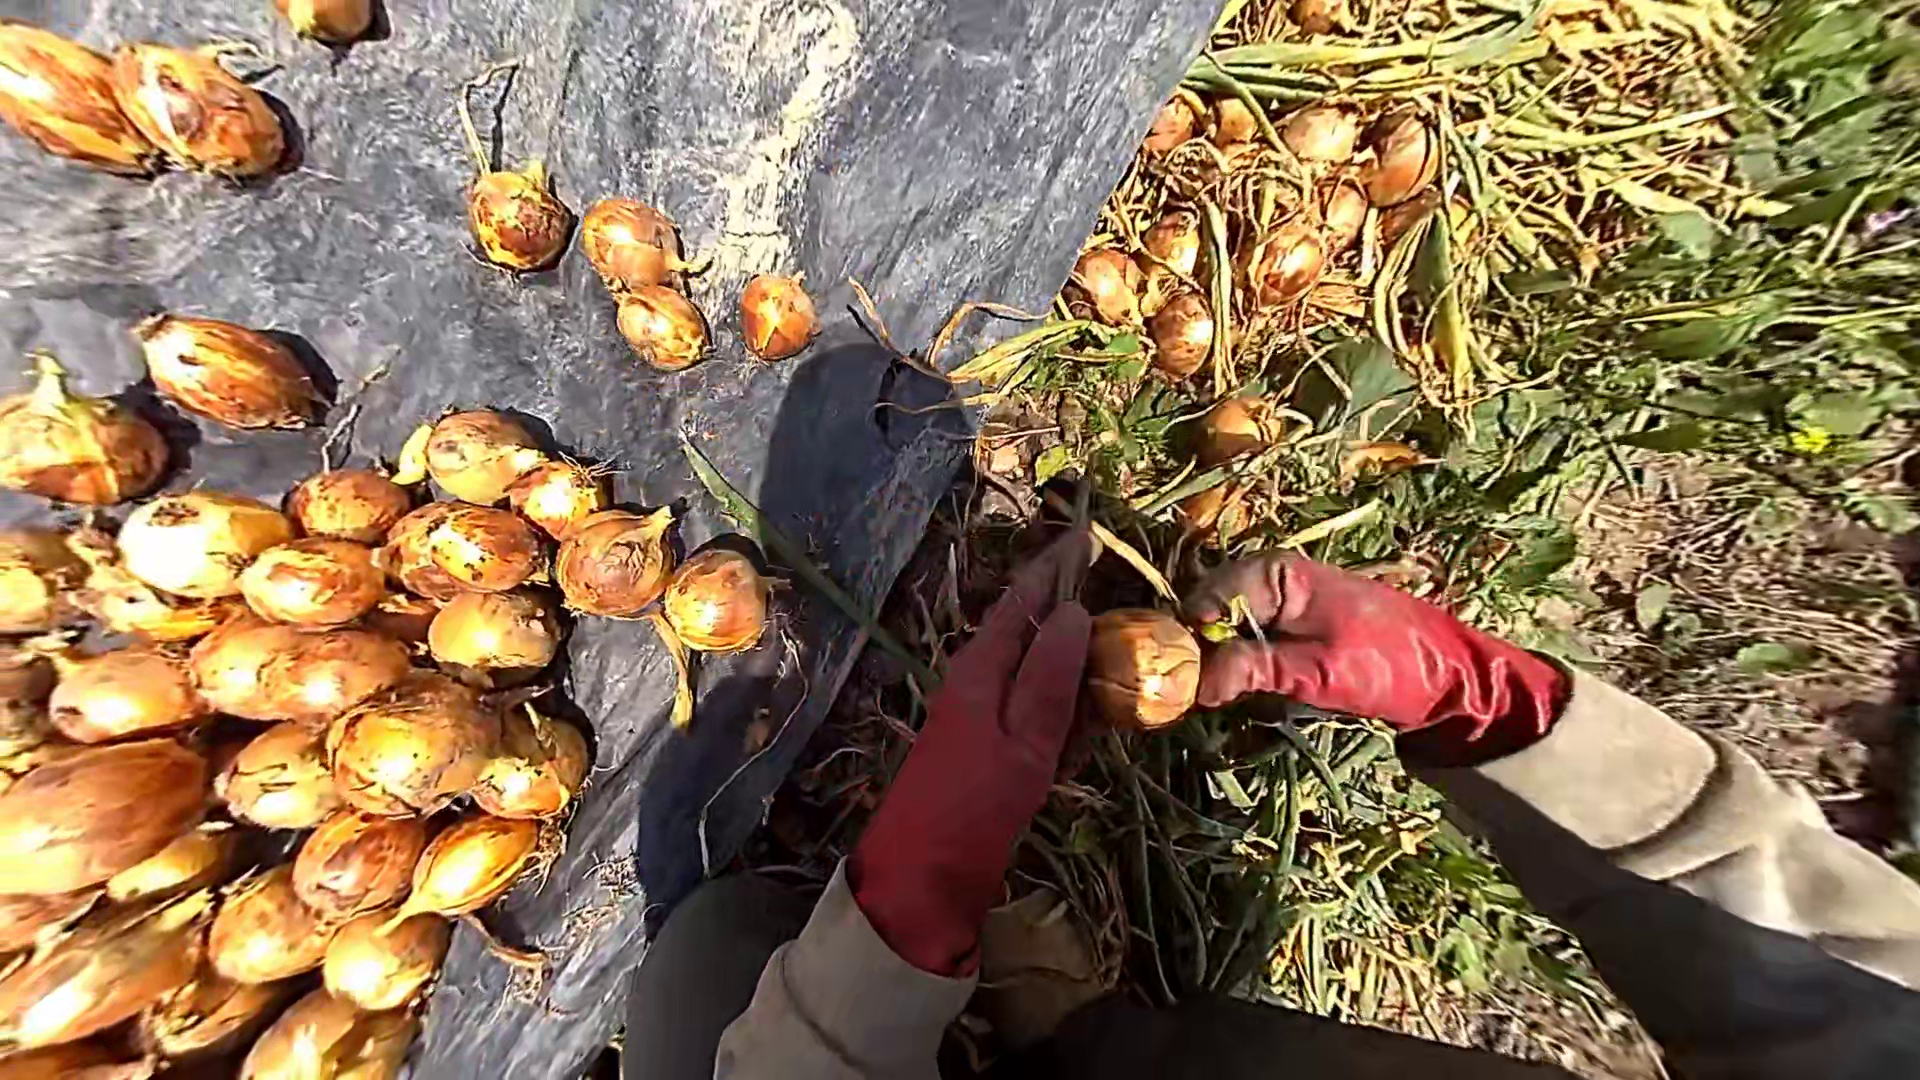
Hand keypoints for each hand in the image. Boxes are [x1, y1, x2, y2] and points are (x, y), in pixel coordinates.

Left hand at [851, 530, 1092, 975]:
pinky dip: (1060, 719)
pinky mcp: (989, 737)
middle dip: (1074, 626)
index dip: (1056, 564)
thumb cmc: (975, 803)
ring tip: (1096, 701)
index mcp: (983, 663)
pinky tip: (1074, 743)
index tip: (1087, 535)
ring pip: (1039, 672)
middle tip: (1115, 633)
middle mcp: (980, 674)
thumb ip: (1049, 674)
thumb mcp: (1025, 739)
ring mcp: (983, 707)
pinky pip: (1035, 710)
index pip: (1024, 597)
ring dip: (1071, 681)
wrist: (924, 873)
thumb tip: (1071, 609)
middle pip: (1034, 630)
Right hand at [1183, 553, 1567, 764]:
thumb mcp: (1316, 671)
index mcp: (1272, 572)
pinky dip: (1233, 663)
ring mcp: (1272, 601)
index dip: (1191, 637)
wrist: (1452, 680)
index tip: (1183, 676)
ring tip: (1213, 693)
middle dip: (1199, 650)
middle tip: (1196, 690)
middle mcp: (1264, 578)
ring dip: (1215, 661)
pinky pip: (1239, 639)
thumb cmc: (1388, 663)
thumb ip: (1252, 669)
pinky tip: (1233, 687)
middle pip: (1207, 611)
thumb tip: (1192, 685)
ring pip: (1219, 629)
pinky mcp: (1280, 625)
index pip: (1207, 598)